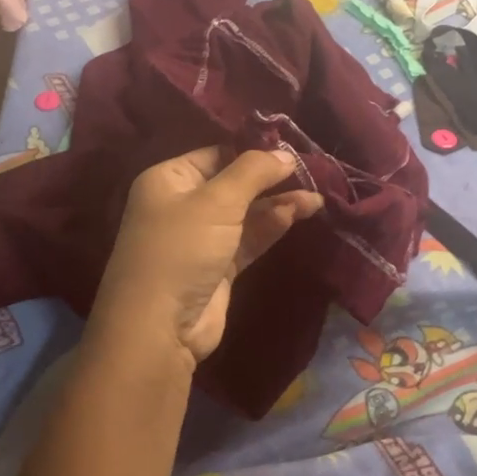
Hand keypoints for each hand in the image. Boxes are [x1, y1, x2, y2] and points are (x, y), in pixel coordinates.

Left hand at [91, 147, 323, 364]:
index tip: (291, 147)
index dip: (252, 149)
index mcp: (169, 179)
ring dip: (279, 203)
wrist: (160, 327)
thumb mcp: (217, 201)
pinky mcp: (218, 266)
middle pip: (234, 183)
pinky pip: (249, 238)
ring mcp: (201, 238)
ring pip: (246, 212)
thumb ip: (253, 172)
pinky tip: (299, 214)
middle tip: (311, 172)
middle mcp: (182, 204)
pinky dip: (272, 226)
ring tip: (316, 198)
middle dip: (271, 178)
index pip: (216, 153)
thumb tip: (286, 154)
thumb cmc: (181, 249)